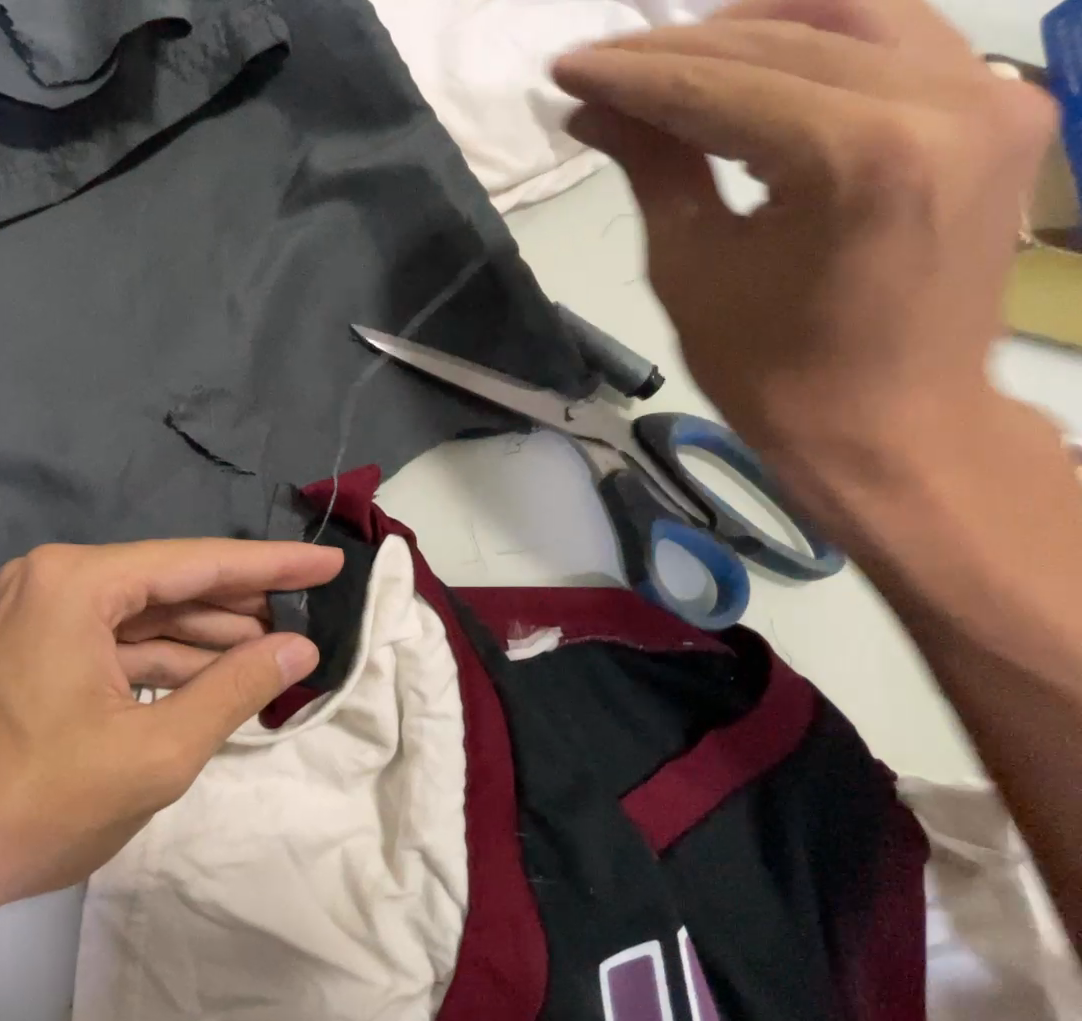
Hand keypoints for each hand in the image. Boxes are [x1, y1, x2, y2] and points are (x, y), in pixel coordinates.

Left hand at [0, 539, 339, 904]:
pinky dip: (160, 660)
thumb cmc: (44, 802)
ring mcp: (33, 611)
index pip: (192, 564)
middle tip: (308, 614)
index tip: (329, 564)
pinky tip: (214, 675)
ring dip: (201, 637)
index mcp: (73, 582)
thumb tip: (299, 648)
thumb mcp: (157, 750)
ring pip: (139, 615)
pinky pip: (110, 641)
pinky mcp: (29, 646)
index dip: (269, 567)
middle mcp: (49, 578)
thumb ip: (235, 689)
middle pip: (164, 583)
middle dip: (236, 605)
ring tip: (274, 650)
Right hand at [551, 0, 1055, 458]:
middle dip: (680, 49)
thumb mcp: (690, 267)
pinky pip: (905, 40)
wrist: (893, 423)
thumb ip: (653, 167)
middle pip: (785, 38)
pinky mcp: (1008, 107)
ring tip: (676, 60)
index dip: (632, 74)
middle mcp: (942, 101)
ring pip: (854, 15)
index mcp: (856, 158)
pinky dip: (824, 42)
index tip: (567, 67)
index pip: (720, 86)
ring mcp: (991, 96)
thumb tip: (592, 108)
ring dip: (754, 28)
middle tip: (605, 64)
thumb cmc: (771, 369)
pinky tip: (762, 65)